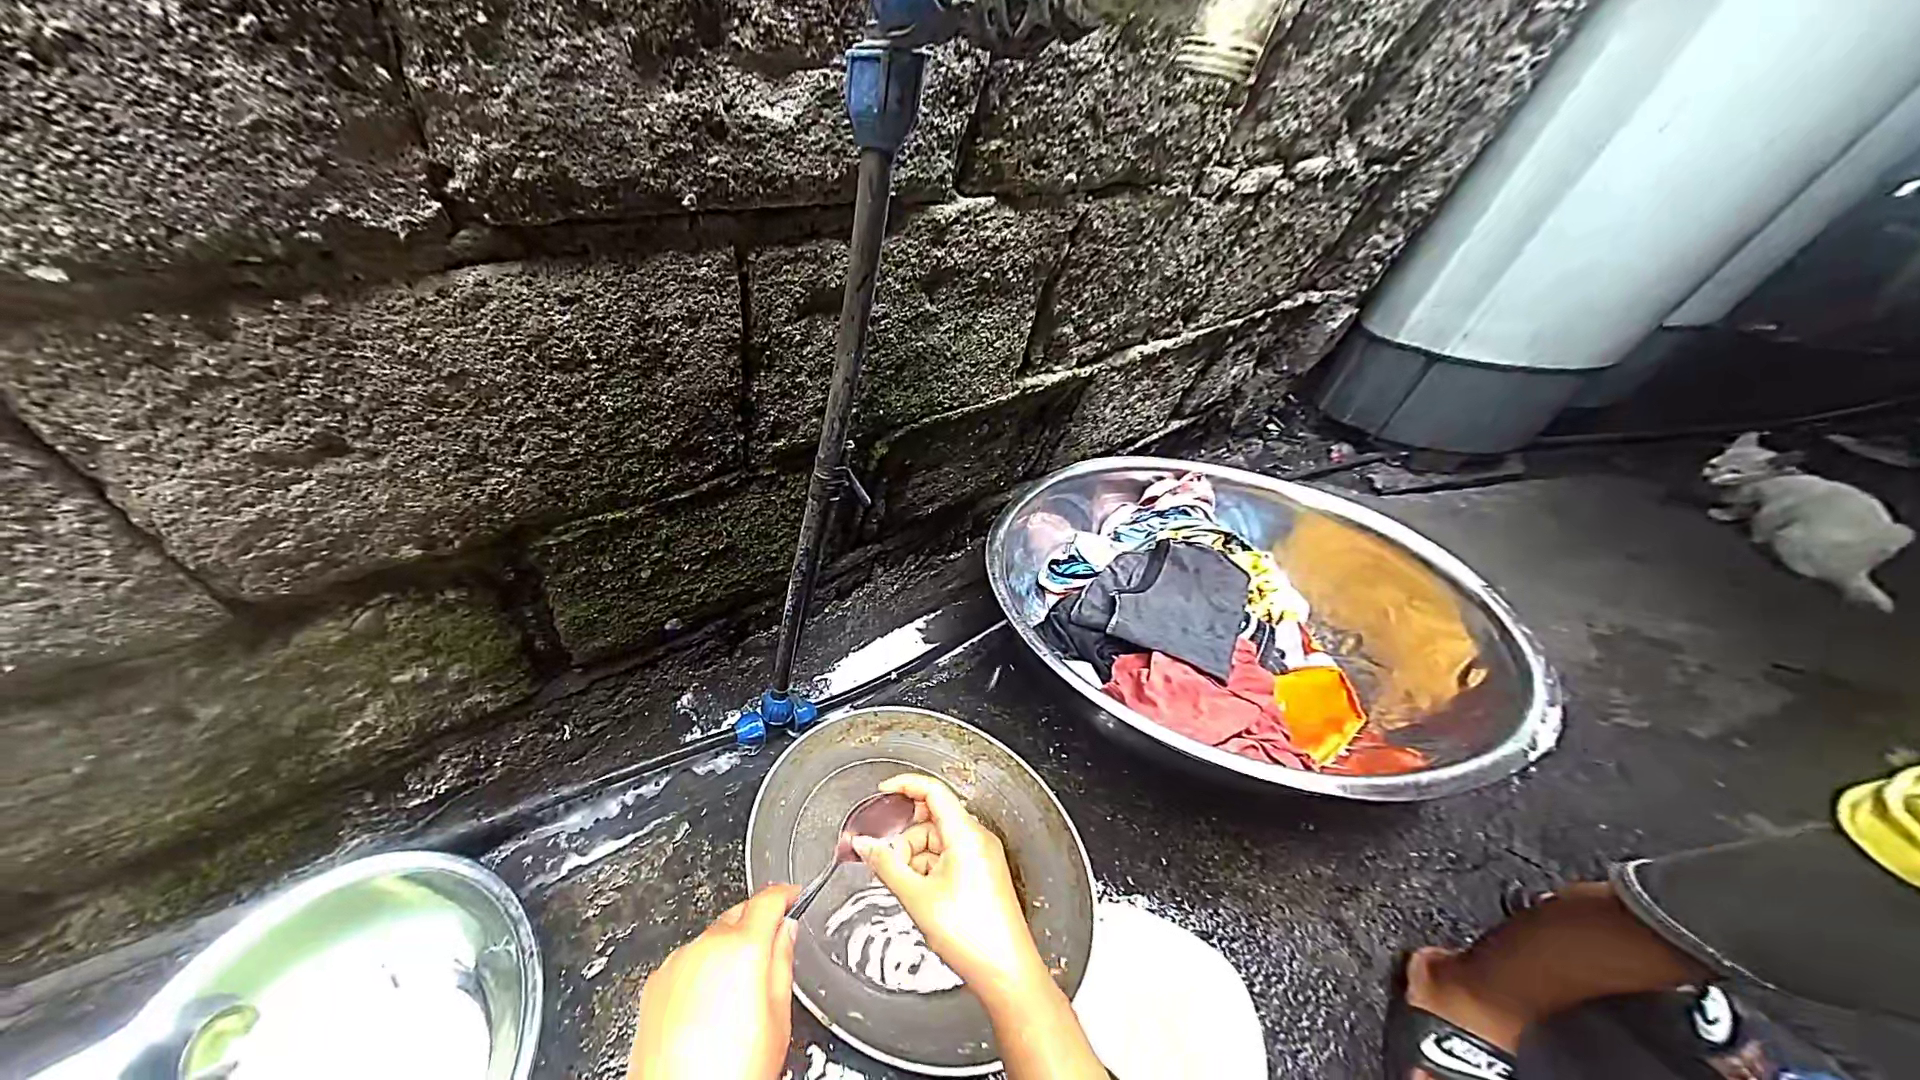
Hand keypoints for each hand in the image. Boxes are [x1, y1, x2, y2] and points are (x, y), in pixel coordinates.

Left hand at [626, 883, 800, 1079]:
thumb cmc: (731, 1072)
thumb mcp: (778, 1016)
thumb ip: (783, 961)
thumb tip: (786, 931)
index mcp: (742, 947)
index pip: (768, 899)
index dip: (786, 894)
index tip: (794, 896)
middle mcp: (706, 946)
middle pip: (739, 915)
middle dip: (758, 923)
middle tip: (772, 948)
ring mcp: (677, 963)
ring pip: (712, 939)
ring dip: (728, 949)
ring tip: (737, 992)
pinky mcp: (655, 984)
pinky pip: (688, 961)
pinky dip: (702, 970)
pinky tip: (709, 1006)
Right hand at [851, 773, 1049, 1006]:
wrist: (1006, 971)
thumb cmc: (971, 936)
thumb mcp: (916, 897)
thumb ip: (886, 865)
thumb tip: (864, 844)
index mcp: (966, 834)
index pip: (934, 790)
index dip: (906, 785)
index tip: (884, 790)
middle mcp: (977, 838)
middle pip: (932, 819)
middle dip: (905, 838)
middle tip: (888, 863)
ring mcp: (981, 855)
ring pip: (938, 840)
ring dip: (915, 857)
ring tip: (906, 887)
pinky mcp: (982, 872)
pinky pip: (949, 856)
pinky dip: (929, 868)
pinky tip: (920, 893)